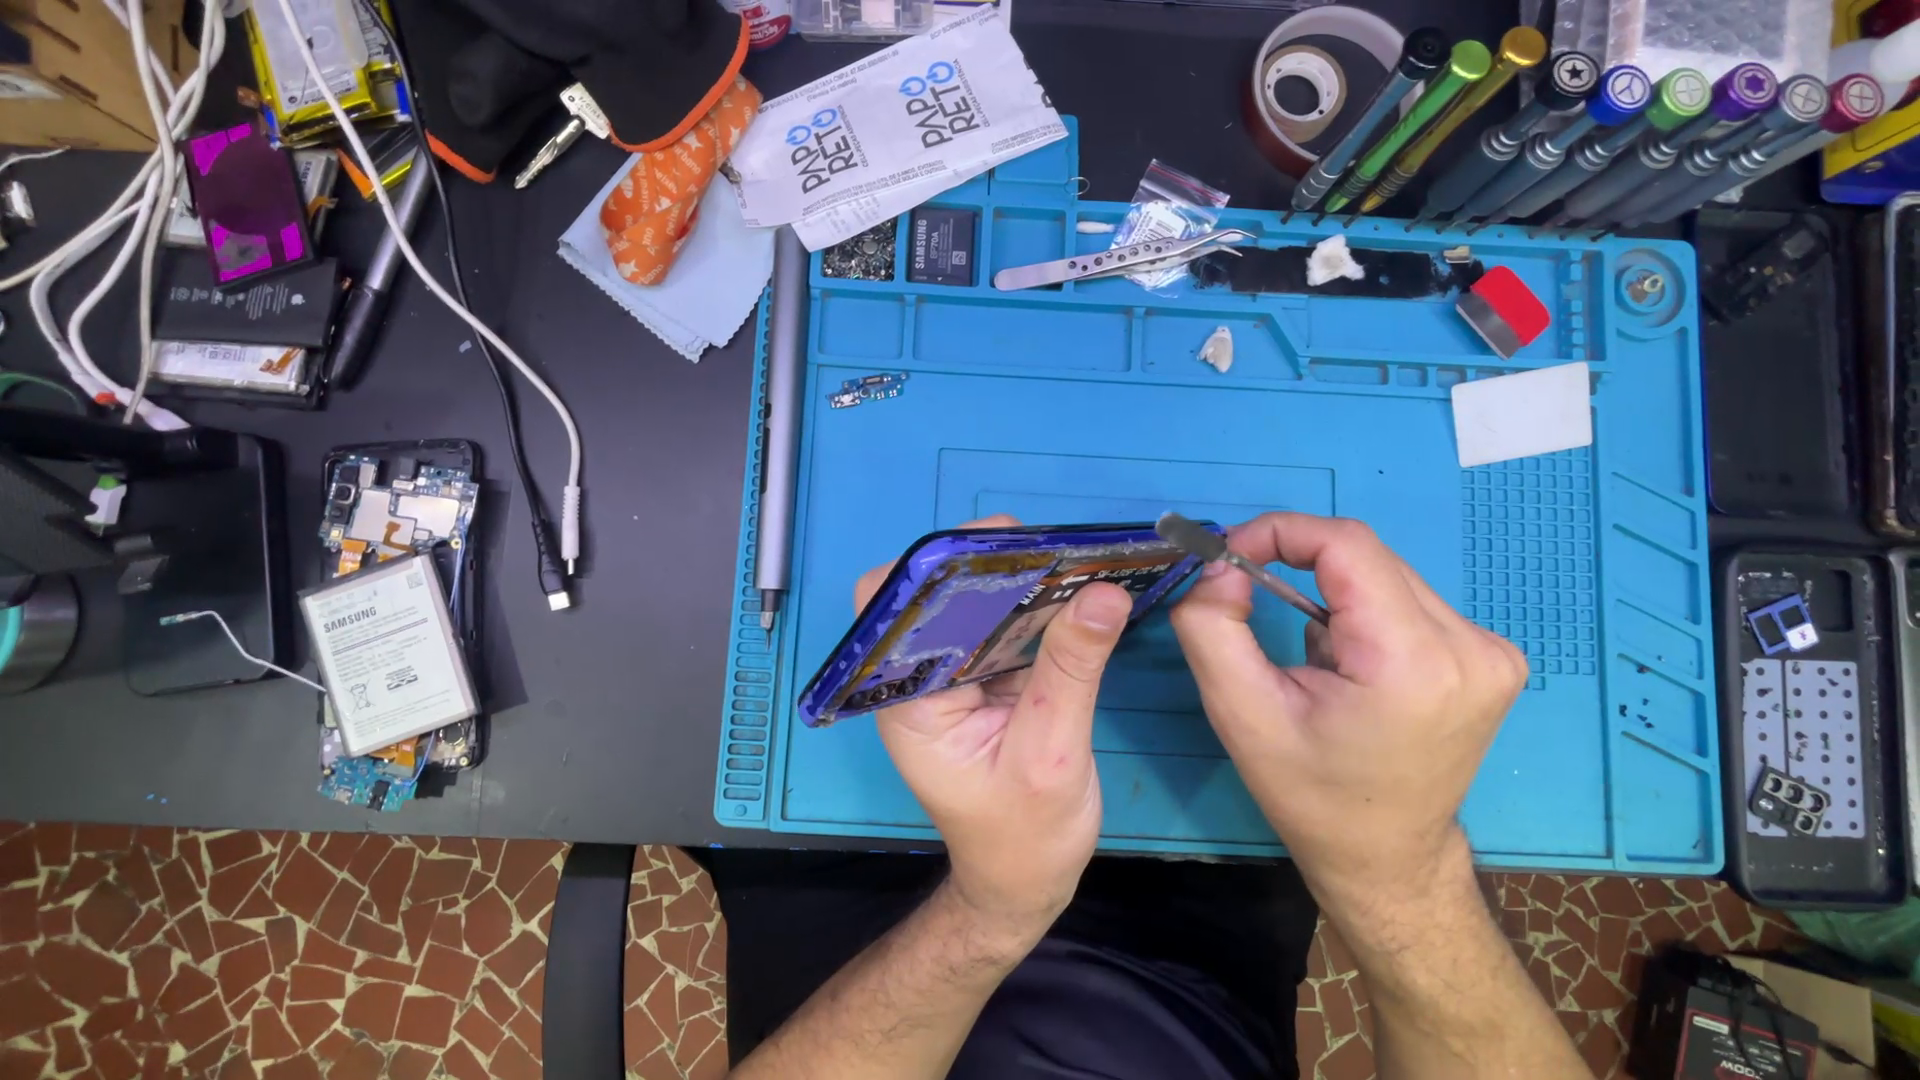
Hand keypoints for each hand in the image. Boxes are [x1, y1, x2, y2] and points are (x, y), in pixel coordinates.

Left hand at [852, 515, 1131, 939]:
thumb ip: (1071, 673)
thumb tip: (1102, 593)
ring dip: (1014, 578)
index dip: (930, 569)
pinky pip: (1007, 626)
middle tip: (1045, 547)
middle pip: (934, 597)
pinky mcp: (991, 678)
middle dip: (984, 565)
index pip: (890, 611)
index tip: (993, 548)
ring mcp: (958, 677)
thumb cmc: (1024, 838)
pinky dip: (1036, 603)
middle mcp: (924, 680)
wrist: (1026, 882)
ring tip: (1067, 557)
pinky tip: (1074, 587)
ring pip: (973, 605)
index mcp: (911, 702)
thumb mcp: (1051, 756)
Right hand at [1169, 513, 1527, 910]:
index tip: (1229, 556)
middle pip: (1365, 556)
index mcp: (1413, 660)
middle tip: (1245, 595)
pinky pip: (1407, 599)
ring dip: (1329, 589)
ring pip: (1385, 573)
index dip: (1279, 531)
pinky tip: (1349, 662)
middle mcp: (1470, 644)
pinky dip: (1361, 610)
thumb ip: (1211, 627)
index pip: (1347, 543)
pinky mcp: (1492, 657)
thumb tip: (1219, 565)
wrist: (1386, 857)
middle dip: (1296, 562)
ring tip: (1306, 652)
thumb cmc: (1310, 793)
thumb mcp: (1239, 713)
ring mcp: (1491, 650)